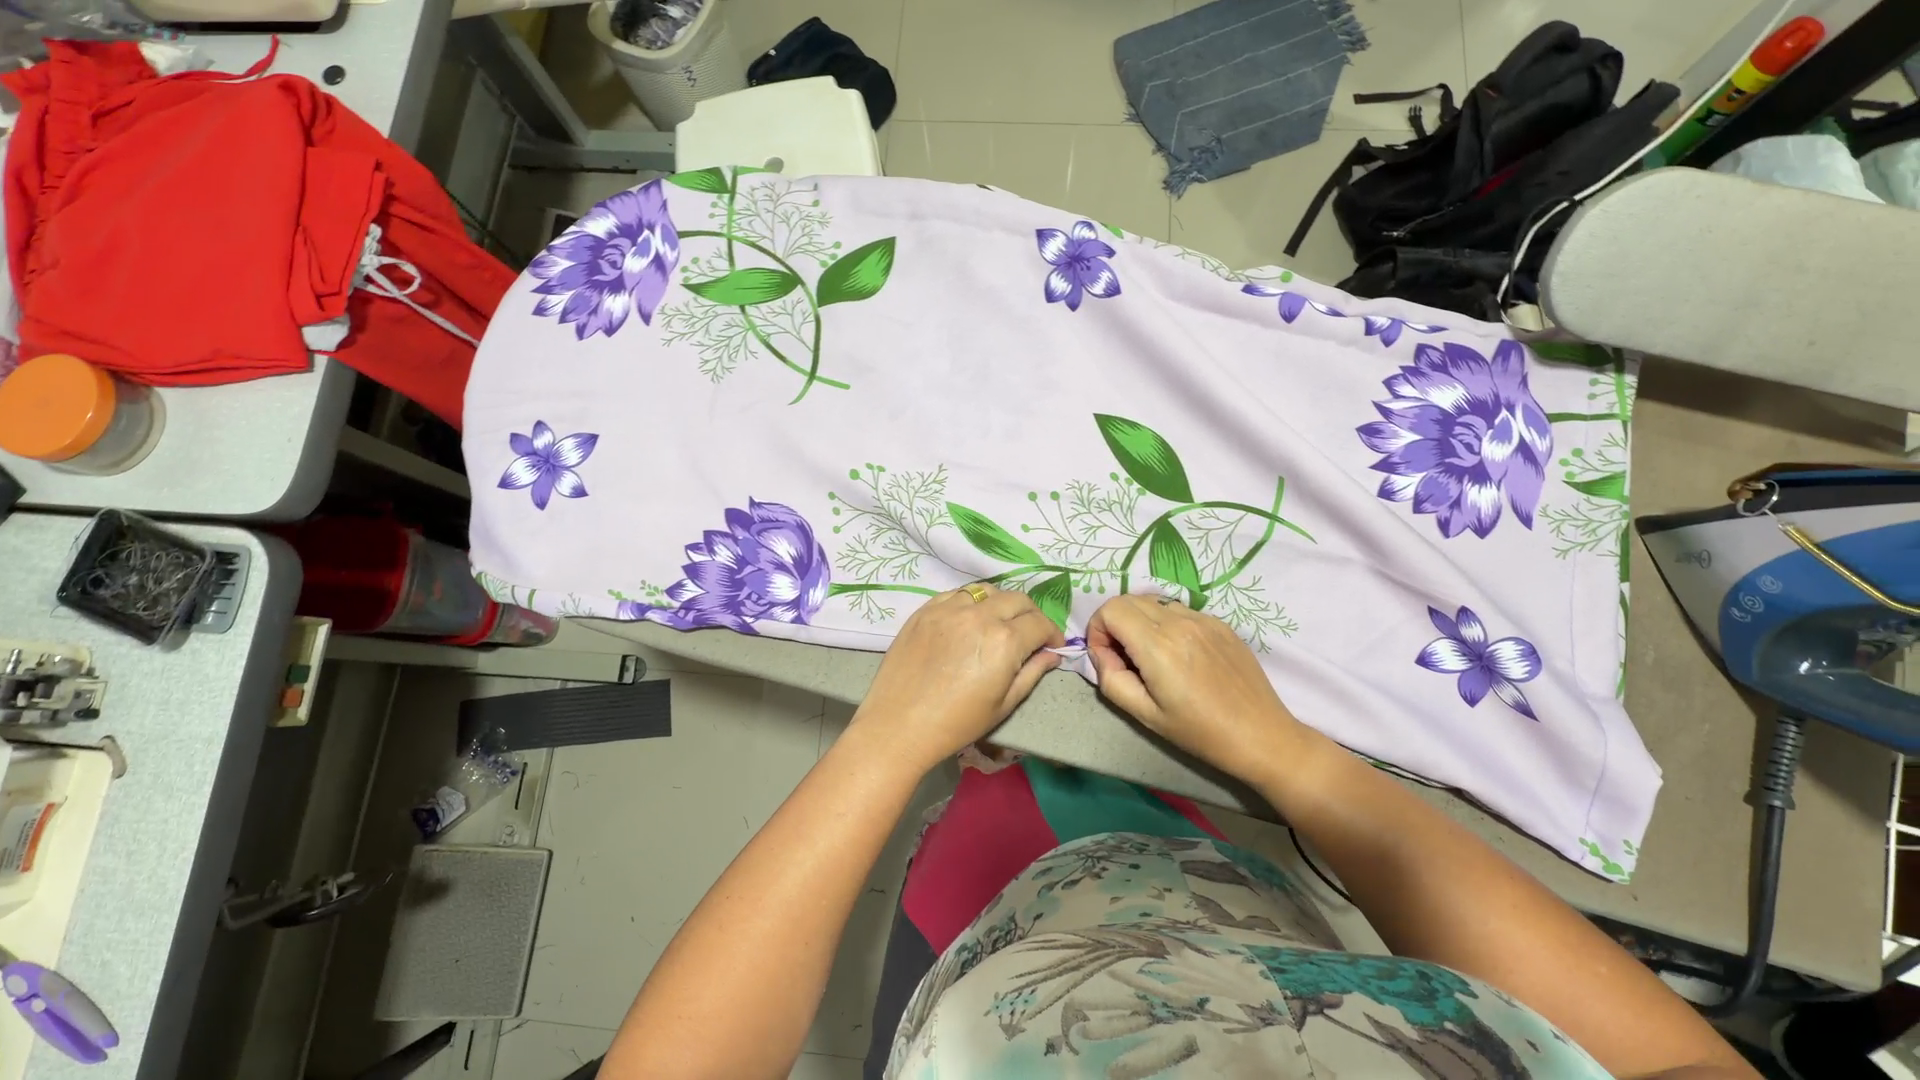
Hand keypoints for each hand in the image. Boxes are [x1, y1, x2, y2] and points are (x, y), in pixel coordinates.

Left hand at [851, 584, 1065, 771]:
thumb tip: (1052, 654)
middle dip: (1031, 614)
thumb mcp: (1004, 704)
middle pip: (1017, 599)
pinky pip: (955, 594)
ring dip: (1001, 603)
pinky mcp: (925, 611)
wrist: (900, 726)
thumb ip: (1032, 673)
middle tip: (1030, 634)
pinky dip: (970, 602)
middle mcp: (979, 615)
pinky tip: (968, 620)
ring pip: (986, 591)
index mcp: (1004, 640)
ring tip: (998, 623)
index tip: (1052, 645)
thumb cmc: (957, 723)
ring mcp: (949, 609)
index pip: (1039, 623)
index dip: (1052, 633)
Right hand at [1085, 594, 1311, 777]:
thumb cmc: (1200, 732)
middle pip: (1129, 599)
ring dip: (1141, 623)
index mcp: (1158, 646)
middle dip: (1116, 625)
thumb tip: (1101, 654)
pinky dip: (1167, 625)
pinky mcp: (1221, 624)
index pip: (1111, 609)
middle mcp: (1180, 622)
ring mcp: (1204, 619)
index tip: (1108, 659)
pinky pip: (1180, 611)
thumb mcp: (1145, 715)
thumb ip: (1112, 679)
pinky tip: (1181, 658)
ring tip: (1153, 659)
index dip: (1098, 631)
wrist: (1261, 736)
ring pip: (1155, 602)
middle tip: (1126, 659)